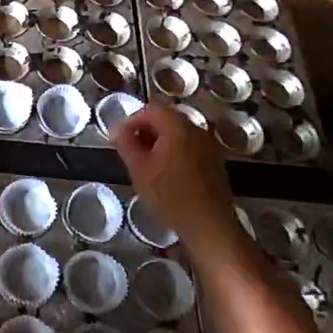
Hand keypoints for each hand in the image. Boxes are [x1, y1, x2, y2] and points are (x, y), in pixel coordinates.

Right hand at [112, 104, 245, 250]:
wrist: (209, 224)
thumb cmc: (170, 196)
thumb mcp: (139, 170)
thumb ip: (126, 144)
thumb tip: (116, 128)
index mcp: (178, 127)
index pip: (151, 108)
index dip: (132, 120)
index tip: (120, 138)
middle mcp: (197, 130)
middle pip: (167, 118)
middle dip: (146, 130)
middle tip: (131, 150)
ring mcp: (210, 145)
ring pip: (179, 133)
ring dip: (160, 141)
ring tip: (146, 163)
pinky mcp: (215, 160)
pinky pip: (190, 146)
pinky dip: (175, 151)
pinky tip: (166, 172)